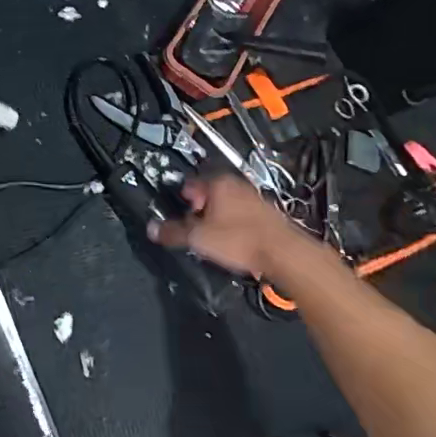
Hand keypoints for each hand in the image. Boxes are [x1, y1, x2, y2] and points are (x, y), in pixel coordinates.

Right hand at [147, 174, 303, 275]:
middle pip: (210, 192)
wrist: (282, 253)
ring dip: (217, 216)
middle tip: (192, 225)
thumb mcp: (198, 238)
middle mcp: (237, 185)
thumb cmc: (241, 240)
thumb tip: (153, 229)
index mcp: (218, 184)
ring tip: (211, 236)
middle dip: (199, 208)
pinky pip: (242, 215)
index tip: (178, 208)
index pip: (191, 183)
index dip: (182, 197)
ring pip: (227, 203)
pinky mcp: (266, 214)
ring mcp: (254, 198)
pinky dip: (233, 224)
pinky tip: (232, 241)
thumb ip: (174, 232)